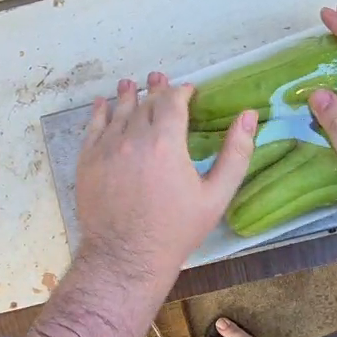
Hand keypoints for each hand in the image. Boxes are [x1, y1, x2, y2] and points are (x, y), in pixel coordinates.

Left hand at [75, 73, 257, 284]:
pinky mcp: (87, 161)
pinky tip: (103, 104)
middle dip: (156, 90)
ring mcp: (106, 148)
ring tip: (132, 84)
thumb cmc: (176, 230)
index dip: (181, 92)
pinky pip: (93, 127)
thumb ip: (235, 154)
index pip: (173, 101)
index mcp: (166, 142)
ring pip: (119, 111)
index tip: (188, 90)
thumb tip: (248, 116)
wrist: (127, 257)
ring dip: (128, 95)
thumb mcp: (215, 196)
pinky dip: (100, 112)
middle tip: (159, 79)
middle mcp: (133, 138)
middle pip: (146, 103)